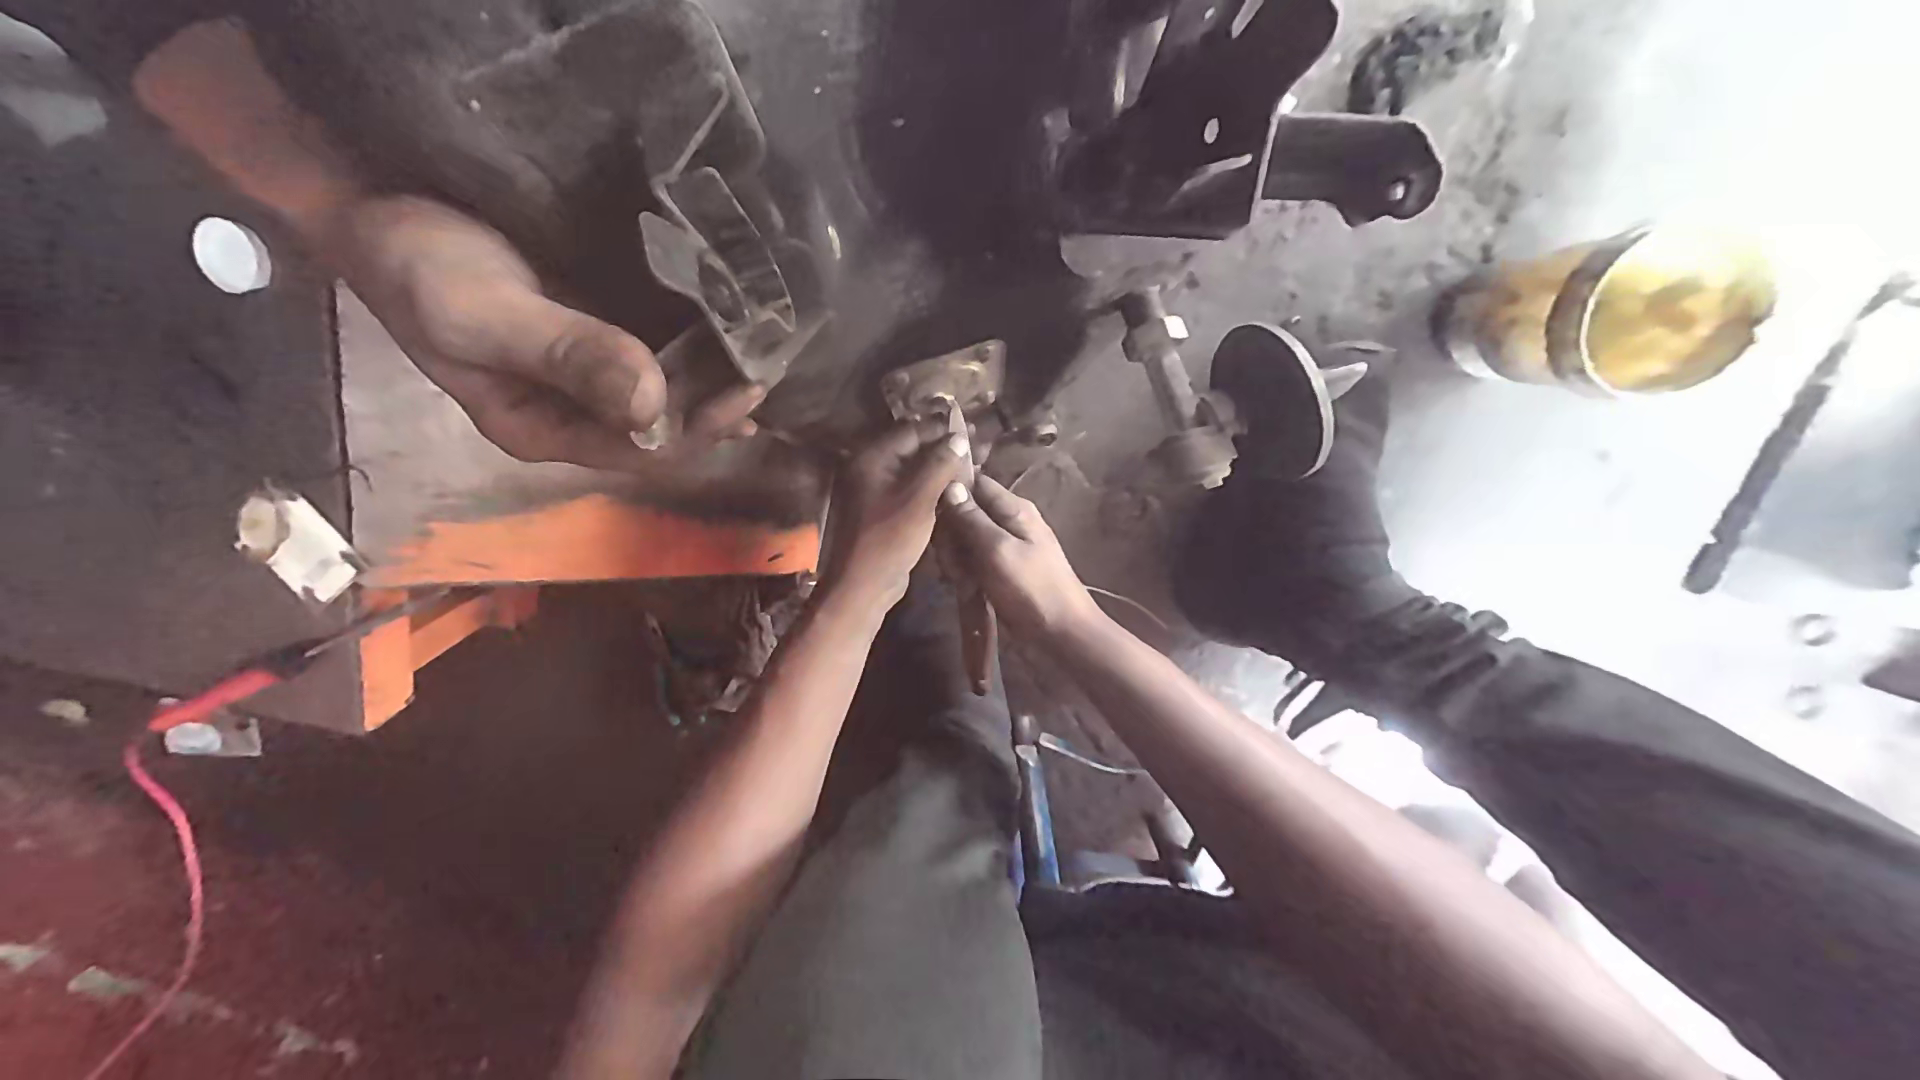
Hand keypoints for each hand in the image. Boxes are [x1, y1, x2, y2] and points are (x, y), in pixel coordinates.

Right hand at [332, 196, 765, 468]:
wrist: (380, 199)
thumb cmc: (417, 262)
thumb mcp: (482, 315)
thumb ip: (565, 357)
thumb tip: (651, 405)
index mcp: (543, 430)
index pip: (638, 452)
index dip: (695, 432)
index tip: (745, 400)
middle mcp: (574, 415)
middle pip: (661, 432)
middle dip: (714, 415)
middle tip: (764, 378)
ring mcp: (588, 379)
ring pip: (665, 399)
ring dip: (712, 390)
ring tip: (761, 368)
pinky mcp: (597, 339)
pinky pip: (658, 359)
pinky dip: (696, 358)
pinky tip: (731, 348)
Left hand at [823, 421, 969, 605]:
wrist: (863, 584)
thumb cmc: (890, 538)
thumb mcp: (919, 498)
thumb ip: (940, 463)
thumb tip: (959, 438)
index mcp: (871, 457)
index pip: (911, 430)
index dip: (941, 428)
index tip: (971, 430)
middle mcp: (869, 466)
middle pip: (910, 447)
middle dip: (942, 446)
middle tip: (974, 445)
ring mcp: (873, 488)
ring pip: (911, 468)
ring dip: (938, 465)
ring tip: (969, 464)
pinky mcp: (882, 508)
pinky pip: (908, 487)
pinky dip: (929, 484)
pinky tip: (952, 487)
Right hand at [937, 474, 1100, 636]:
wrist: (1063, 635)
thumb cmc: (1032, 589)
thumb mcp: (997, 550)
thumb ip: (972, 518)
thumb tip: (949, 485)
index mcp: (1014, 508)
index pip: (975, 482)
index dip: (950, 492)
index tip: (930, 513)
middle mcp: (1009, 522)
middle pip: (966, 512)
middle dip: (951, 533)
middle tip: (950, 558)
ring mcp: (1006, 547)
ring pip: (966, 539)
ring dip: (955, 556)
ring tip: (958, 577)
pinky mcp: (1001, 571)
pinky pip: (973, 561)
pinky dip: (965, 572)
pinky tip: (964, 586)